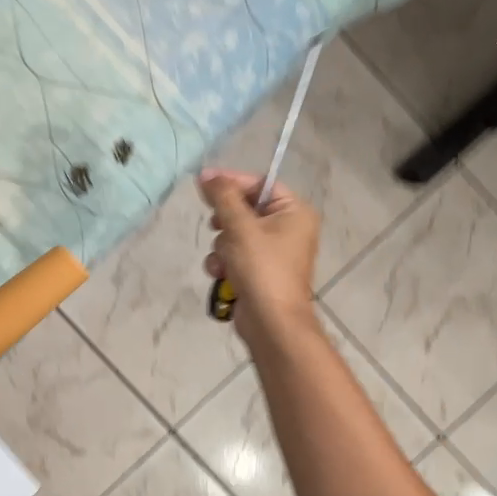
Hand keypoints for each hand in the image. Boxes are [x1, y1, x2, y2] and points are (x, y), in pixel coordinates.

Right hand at [198, 170, 319, 339]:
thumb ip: (222, 197)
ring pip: (234, 231)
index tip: (202, 183)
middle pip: (244, 208)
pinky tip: (221, 273)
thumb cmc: (262, 268)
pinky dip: (224, 260)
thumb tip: (205, 174)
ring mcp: (274, 250)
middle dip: (224, 222)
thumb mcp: (240, 227)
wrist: (271, 321)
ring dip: (221, 245)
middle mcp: (288, 227)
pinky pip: (234, 252)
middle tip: (216, 227)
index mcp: (295, 212)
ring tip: (223, 259)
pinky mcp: (259, 268)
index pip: (259, 183)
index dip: (231, 182)